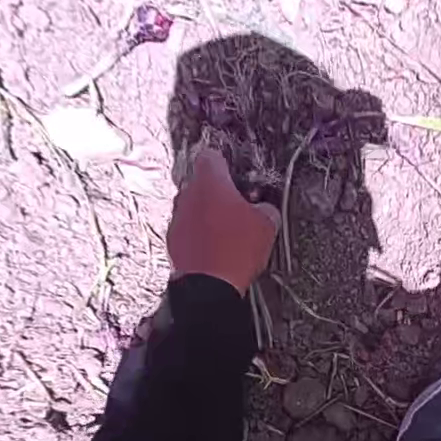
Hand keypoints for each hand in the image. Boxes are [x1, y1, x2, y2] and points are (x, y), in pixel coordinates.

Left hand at [167, 148, 278, 293]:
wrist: (209, 284)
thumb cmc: (237, 248)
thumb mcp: (267, 226)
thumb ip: (266, 209)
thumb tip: (265, 209)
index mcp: (211, 182)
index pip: (212, 156)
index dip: (226, 165)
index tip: (237, 178)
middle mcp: (188, 194)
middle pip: (203, 184)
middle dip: (220, 194)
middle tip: (240, 211)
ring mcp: (177, 216)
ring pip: (195, 207)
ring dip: (209, 216)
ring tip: (230, 235)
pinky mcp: (173, 239)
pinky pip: (189, 229)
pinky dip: (201, 236)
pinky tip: (218, 250)